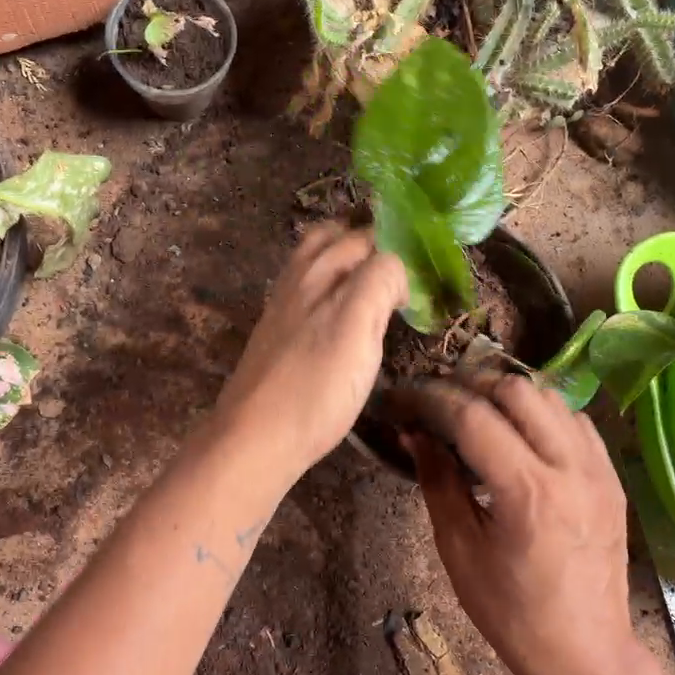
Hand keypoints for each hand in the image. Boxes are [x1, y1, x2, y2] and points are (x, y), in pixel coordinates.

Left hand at [212, 223, 407, 473]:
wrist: (255, 438)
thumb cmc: (315, 386)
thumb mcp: (358, 328)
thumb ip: (378, 283)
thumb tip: (394, 268)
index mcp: (318, 272)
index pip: (364, 236)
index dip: (395, 249)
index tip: (420, 276)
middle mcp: (297, 281)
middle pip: (332, 239)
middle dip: (365, 243)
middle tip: (399, 273)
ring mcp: (282, 308)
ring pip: (314, 263)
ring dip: (343, 262)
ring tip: (374, 289)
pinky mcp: (275, 335)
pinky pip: (305, 293)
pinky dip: (328, 290)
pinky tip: (342, 319)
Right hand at [399, 373, 633, 674]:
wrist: (586, 654)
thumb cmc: (512, 612)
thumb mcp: (459, 550)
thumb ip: (437, 481)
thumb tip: (414, 432)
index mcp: (528, 492)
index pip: (471, 416)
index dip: (430, 398)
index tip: (403, 398)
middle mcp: (570, 468)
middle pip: (515, 389)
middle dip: (467, 383)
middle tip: (436, 398)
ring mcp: (598, 470)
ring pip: (549, 396)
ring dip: (506, 393)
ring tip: (474, 409)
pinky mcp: (611, 477)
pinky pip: (575, 420)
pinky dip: (541, 412)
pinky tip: (519, 432)